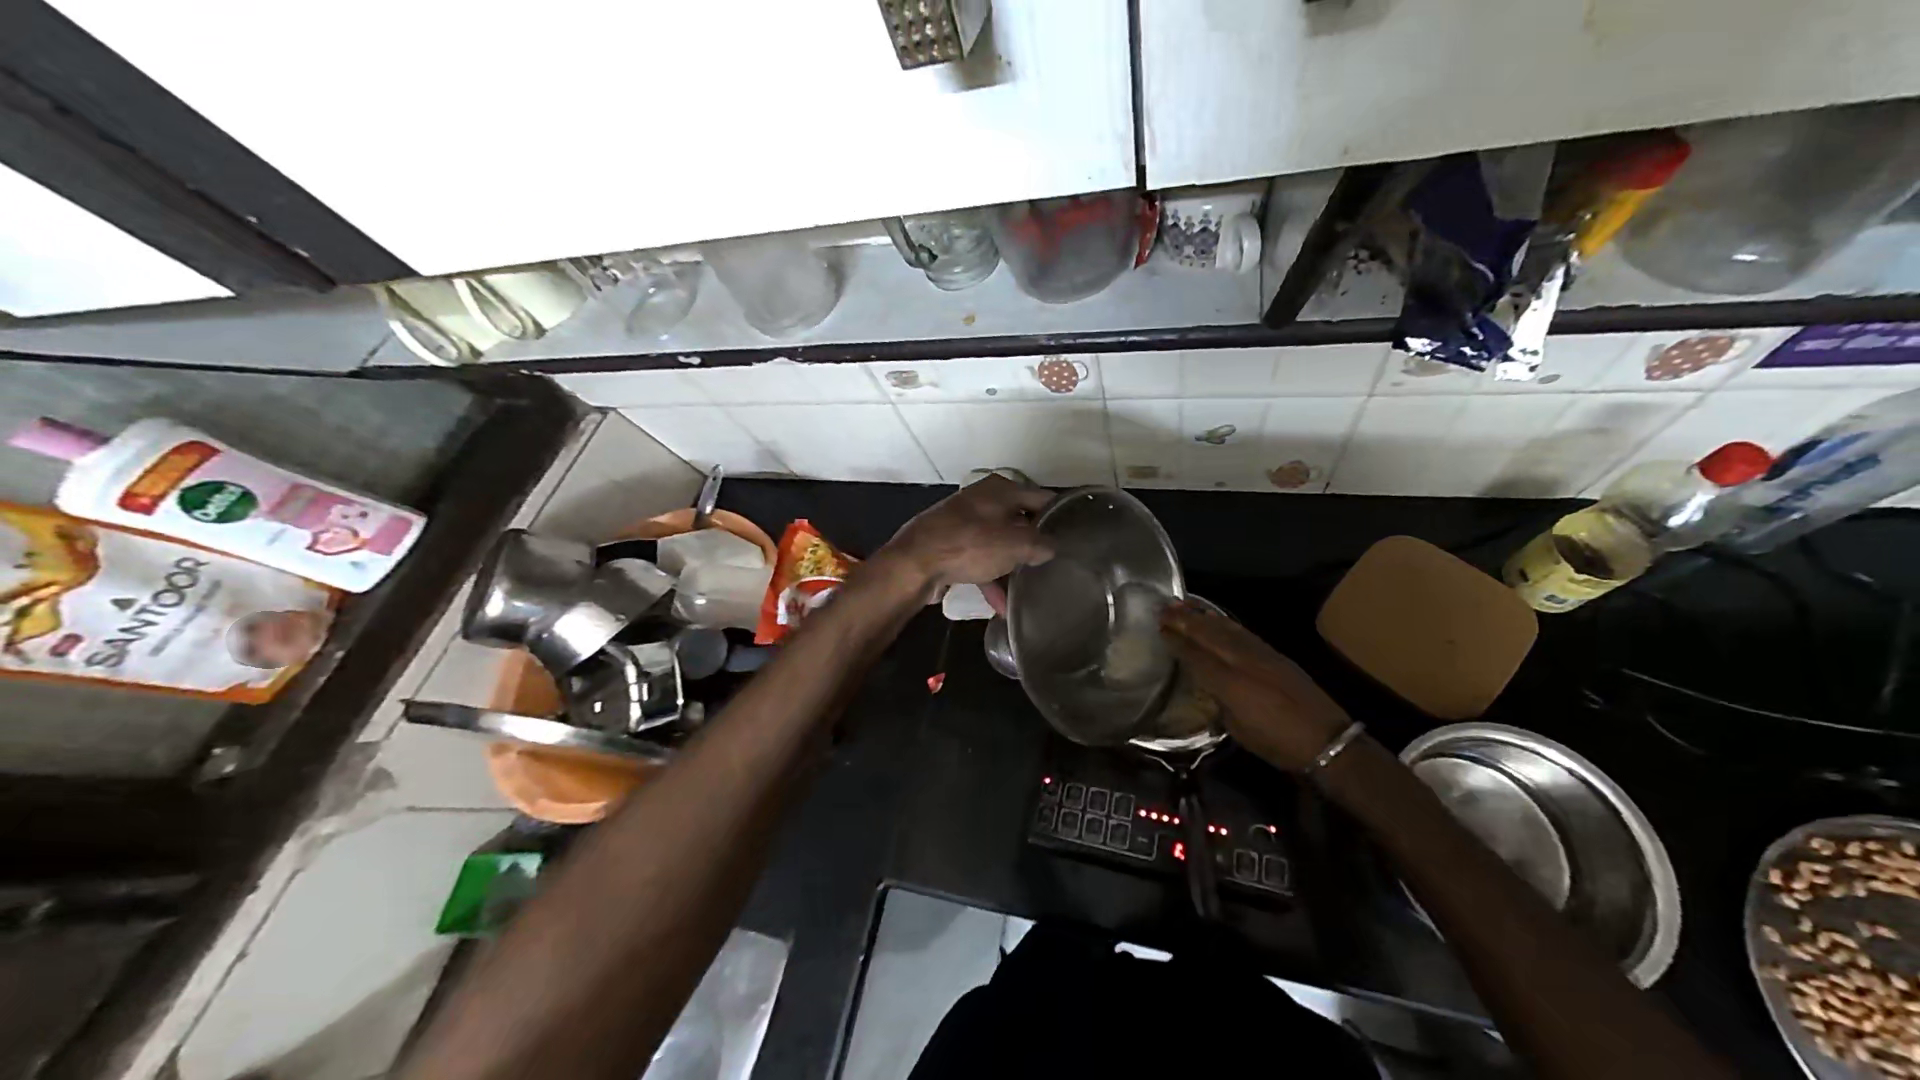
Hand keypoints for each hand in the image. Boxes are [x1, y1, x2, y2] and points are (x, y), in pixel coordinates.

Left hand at [874, 475, 1054, 591]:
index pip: (1042, 498)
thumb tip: (1053, 547)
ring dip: (1012, 566)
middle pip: (1019, 521)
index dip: (1059, 516)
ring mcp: (964, 524)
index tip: (1075, 537)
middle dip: (1035, 543)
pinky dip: (991, 580)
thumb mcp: (1015, 544)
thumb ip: (1040, 544)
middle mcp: (982, 501)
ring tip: (1032, 588)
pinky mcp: (950, 547)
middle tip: (1055, 563)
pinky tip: (1001, 606)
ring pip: (998, 543)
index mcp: (1000, 489)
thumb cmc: (969, 545)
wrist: (914, 564)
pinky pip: (979, 562)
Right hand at [1160, 600, 1351, 772]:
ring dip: (1203, 615)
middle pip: (1208, 635)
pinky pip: (1243, 632)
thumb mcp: (1238, 728)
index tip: (1159, 627)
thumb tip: (1209, 686)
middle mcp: (1243, 662)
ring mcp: (1261, 655)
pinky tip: (1216, 618)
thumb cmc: (1277, 743)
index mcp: (1229, 684)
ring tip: (1184, 604)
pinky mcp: (1275, 654)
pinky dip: (1225, 622)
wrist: (1327, 740)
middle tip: (1164, 608)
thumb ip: (1219, 701)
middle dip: (1184, 620)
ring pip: (1226, 628)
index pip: (1195, 655)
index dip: (1176, 640)